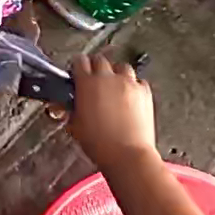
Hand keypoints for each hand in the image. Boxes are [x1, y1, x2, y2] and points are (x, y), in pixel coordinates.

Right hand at [67, 54, 157, 170]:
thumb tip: (69, 106)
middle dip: (95, 67)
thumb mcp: (76, 126)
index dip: (77, 65)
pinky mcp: (144, 92)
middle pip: (100, 60)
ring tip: (113, 86)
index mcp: (87, 84)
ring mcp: (128, 83)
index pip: (79, 61)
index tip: (77, 70)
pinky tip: (130, 96)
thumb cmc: (100, 144)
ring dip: (116, 74)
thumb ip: (72, 110)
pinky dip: (133, 85)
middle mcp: (108, 78)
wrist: (127, 154)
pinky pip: (138, 81)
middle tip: (94, 79)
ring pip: (121, 67)